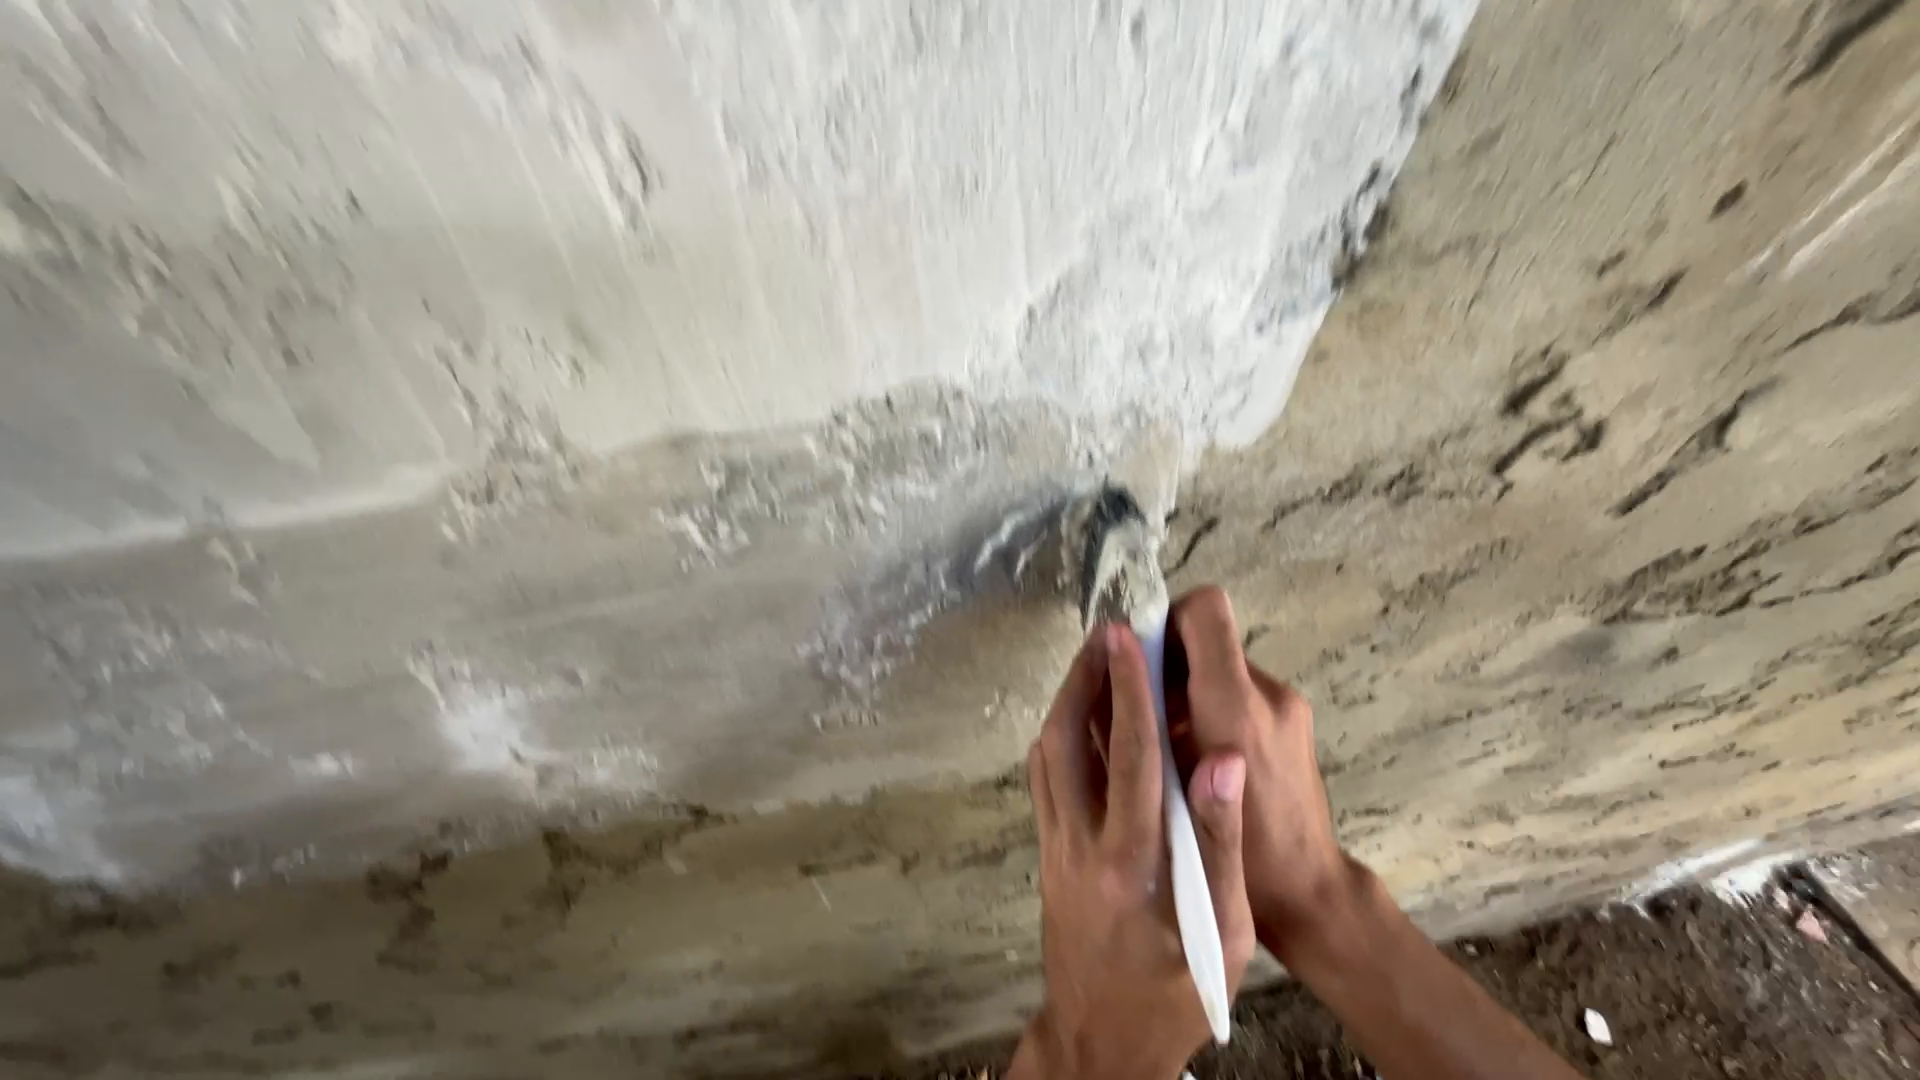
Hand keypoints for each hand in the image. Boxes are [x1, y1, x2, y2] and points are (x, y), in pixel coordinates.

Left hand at [1009, 623, 1254, 1079]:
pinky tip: (1079, 720)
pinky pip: (1044, 778)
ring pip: (1047, 755)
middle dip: (1083, 679)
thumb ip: (1222, 844)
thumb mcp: (1225, 935)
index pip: (1129, 758)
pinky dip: (1059, 736)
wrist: (1101, 1040)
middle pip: (1066, 742)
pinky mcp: (1045, 852)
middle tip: (1105, 632)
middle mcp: (1080, 843)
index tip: (1126, 636)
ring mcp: (1053, 846)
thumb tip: (1224, 761)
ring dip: (1066, 702)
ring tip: (1095, 661)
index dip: (1128, 691)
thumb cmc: (1175, 992)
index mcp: (1131, 862)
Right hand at [1166, 588, 1352, 960]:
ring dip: (1181, 687)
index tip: (1132, 655)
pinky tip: (1185, 754)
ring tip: (1153, 736)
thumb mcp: (1164, 794)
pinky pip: (1236, 692)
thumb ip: (1130, 732)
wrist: (1308, 896)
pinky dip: (1204, 707)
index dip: (1163, 619)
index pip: (1204, 610)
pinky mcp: (1291, 724)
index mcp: (1233, 704)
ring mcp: (1285, 708)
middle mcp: (1266, 693)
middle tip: (1129, 701)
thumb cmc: (1234, 855)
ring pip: (1218, 667)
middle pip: (1205, 637)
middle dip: (1161, 659)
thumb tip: (1097, 684)